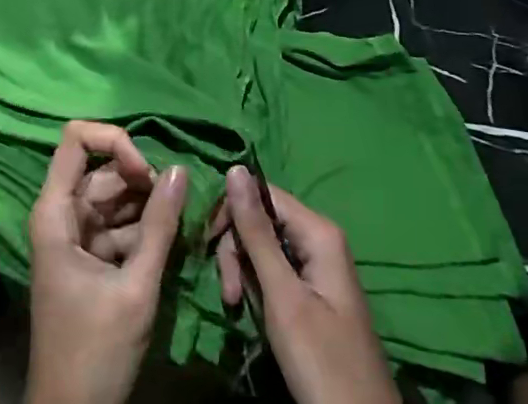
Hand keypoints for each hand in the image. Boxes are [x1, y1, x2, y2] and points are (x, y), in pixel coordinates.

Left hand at [27, 122, 188, 403]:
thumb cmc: (95, 351)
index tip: (146, 171)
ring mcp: (76, 237)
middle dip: (141, 179)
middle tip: (174, 205)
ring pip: (115, 196)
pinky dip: (145, 227)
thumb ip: (159, 225)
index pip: (75, 139)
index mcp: (56, 214)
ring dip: (148, 205)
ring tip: (178, 223)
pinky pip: (120, 224)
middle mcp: (62, 216)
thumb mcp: (136, 286)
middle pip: (103, 169)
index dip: (114, 142)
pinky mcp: (91, 257)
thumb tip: (181, 168)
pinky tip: (169, 242)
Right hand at [209, 167, 396, 403]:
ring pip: (264, 247)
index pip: (263, 193)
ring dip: (244, 273)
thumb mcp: (282, 295)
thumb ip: (257, 233)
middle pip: (262, 220)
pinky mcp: (311, 289)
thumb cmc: (319, 357)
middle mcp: (320, 237)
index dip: (232, 213)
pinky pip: (275, 270)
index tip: (207, 246)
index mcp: (319, 230)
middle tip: (230, 294)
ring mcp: (317, 264)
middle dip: (237, 251)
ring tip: (237, 307)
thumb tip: (236, 169)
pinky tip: (250, 309)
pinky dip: (257, 287)